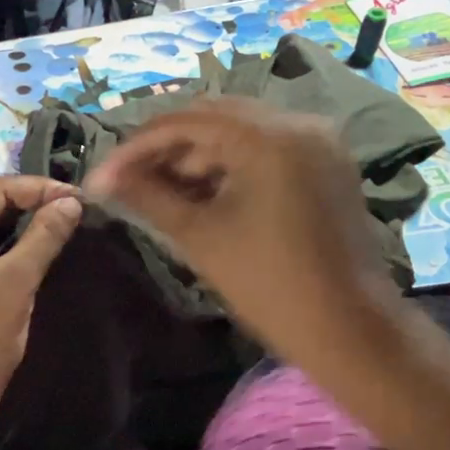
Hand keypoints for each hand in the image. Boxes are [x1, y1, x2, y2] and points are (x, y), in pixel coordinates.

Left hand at [0, 176, 81, 449]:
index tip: (79, 197)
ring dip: (17, 221)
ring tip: (59, 221)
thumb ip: (44, 235)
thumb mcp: (17, 282)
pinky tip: (31, 243)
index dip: (39, 188)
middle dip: (29, 202)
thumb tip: (71, 201)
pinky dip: (1, 241)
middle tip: (73, 208)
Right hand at [83, 98, 396, 355]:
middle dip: (164, 147)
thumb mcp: (198, 235)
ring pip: (237, 132)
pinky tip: (198, 192)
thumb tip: (100, 180)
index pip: (185, 123)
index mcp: (267, 137)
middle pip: (212, 118)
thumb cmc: (268, 283)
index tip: (103, 176)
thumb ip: (146, 196)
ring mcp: (317, 143)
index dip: (136, 148)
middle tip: (126, 179)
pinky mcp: (325, 164)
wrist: (349, 331)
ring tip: (157, 190)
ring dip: (194, 156)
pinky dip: (227, 164)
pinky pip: (263, 148)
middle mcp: (297, 124)